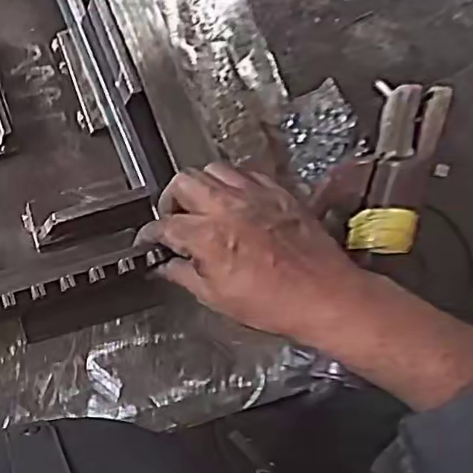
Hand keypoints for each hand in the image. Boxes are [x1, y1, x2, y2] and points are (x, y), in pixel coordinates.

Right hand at [137, 163, 375, 343]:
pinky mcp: (280, 195)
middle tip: (172, 219)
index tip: (148, 240)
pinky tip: (233, 203)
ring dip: (201, 187)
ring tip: (201, 207)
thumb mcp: (213, 296)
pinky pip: (247, 174)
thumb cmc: (275, 302)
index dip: (149, 234)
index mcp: (208, 236)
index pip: (163, 224)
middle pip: (183, 182)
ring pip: (213, 170)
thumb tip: (166, 267)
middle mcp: (230, 208)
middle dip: (170, 200)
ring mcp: (257, 197)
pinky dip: (233, 184)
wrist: (325, 297)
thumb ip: (182, 274)